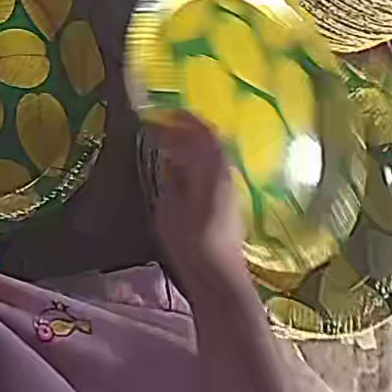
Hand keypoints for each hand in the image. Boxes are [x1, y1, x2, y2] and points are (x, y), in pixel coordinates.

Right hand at [147, 112, 250, 303]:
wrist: (219, 278)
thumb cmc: (192, 243)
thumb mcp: (170, 208)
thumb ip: (171, 179)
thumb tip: (170, 160)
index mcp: (213, 171)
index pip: (203, 132)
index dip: (184, 118)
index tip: (161, 113)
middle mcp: (226, 174)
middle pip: (211, 141)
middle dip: (187, 129)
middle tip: (162, 127)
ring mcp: (229, 188)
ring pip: (213, 155)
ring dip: (192, 146)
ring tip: (167, 147)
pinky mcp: (228, 202)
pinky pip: (212, 169)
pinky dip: (196, 162)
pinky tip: (179, 172)